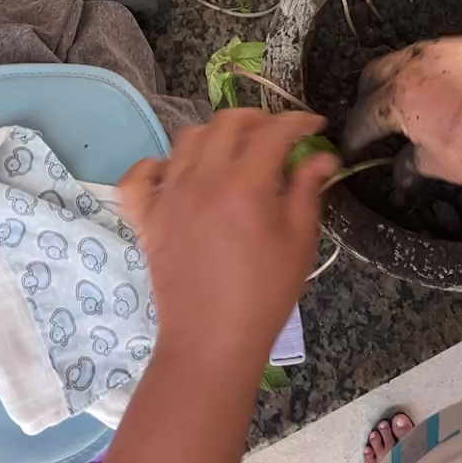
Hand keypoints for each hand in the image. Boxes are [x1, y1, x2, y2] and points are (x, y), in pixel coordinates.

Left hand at [118, 108, 335, 371]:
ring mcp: (169, 196)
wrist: (211, 343)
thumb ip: (308, 190)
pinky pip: (140, 176)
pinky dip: (156, 166)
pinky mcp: (146, 217)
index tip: (315, 126)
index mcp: (246, 186)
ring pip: (188, 138)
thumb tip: (322, 156)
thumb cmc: (264, 296)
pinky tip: (176, 174)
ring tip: (235, 151)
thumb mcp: (299, 242)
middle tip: (278, 136)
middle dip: (260, 119)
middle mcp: (203, 179)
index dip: (299, 121)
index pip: (275, 131)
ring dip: (216, 134)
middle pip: (229, 121)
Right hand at [341, 37, 461, 198]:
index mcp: (406, 95)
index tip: (353, 150)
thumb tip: (400, 167)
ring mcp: (450, 49)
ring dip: (398, 81)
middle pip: (376, 75)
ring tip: (408, 108)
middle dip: (368, 100)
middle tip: (373, 126)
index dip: (356, 136)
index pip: (365, 115)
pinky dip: (429, 73)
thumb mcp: (446, 166)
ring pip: (407, 59)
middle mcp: (420, 62)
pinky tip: (444, 95)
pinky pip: (439, 55)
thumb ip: (413, 161)